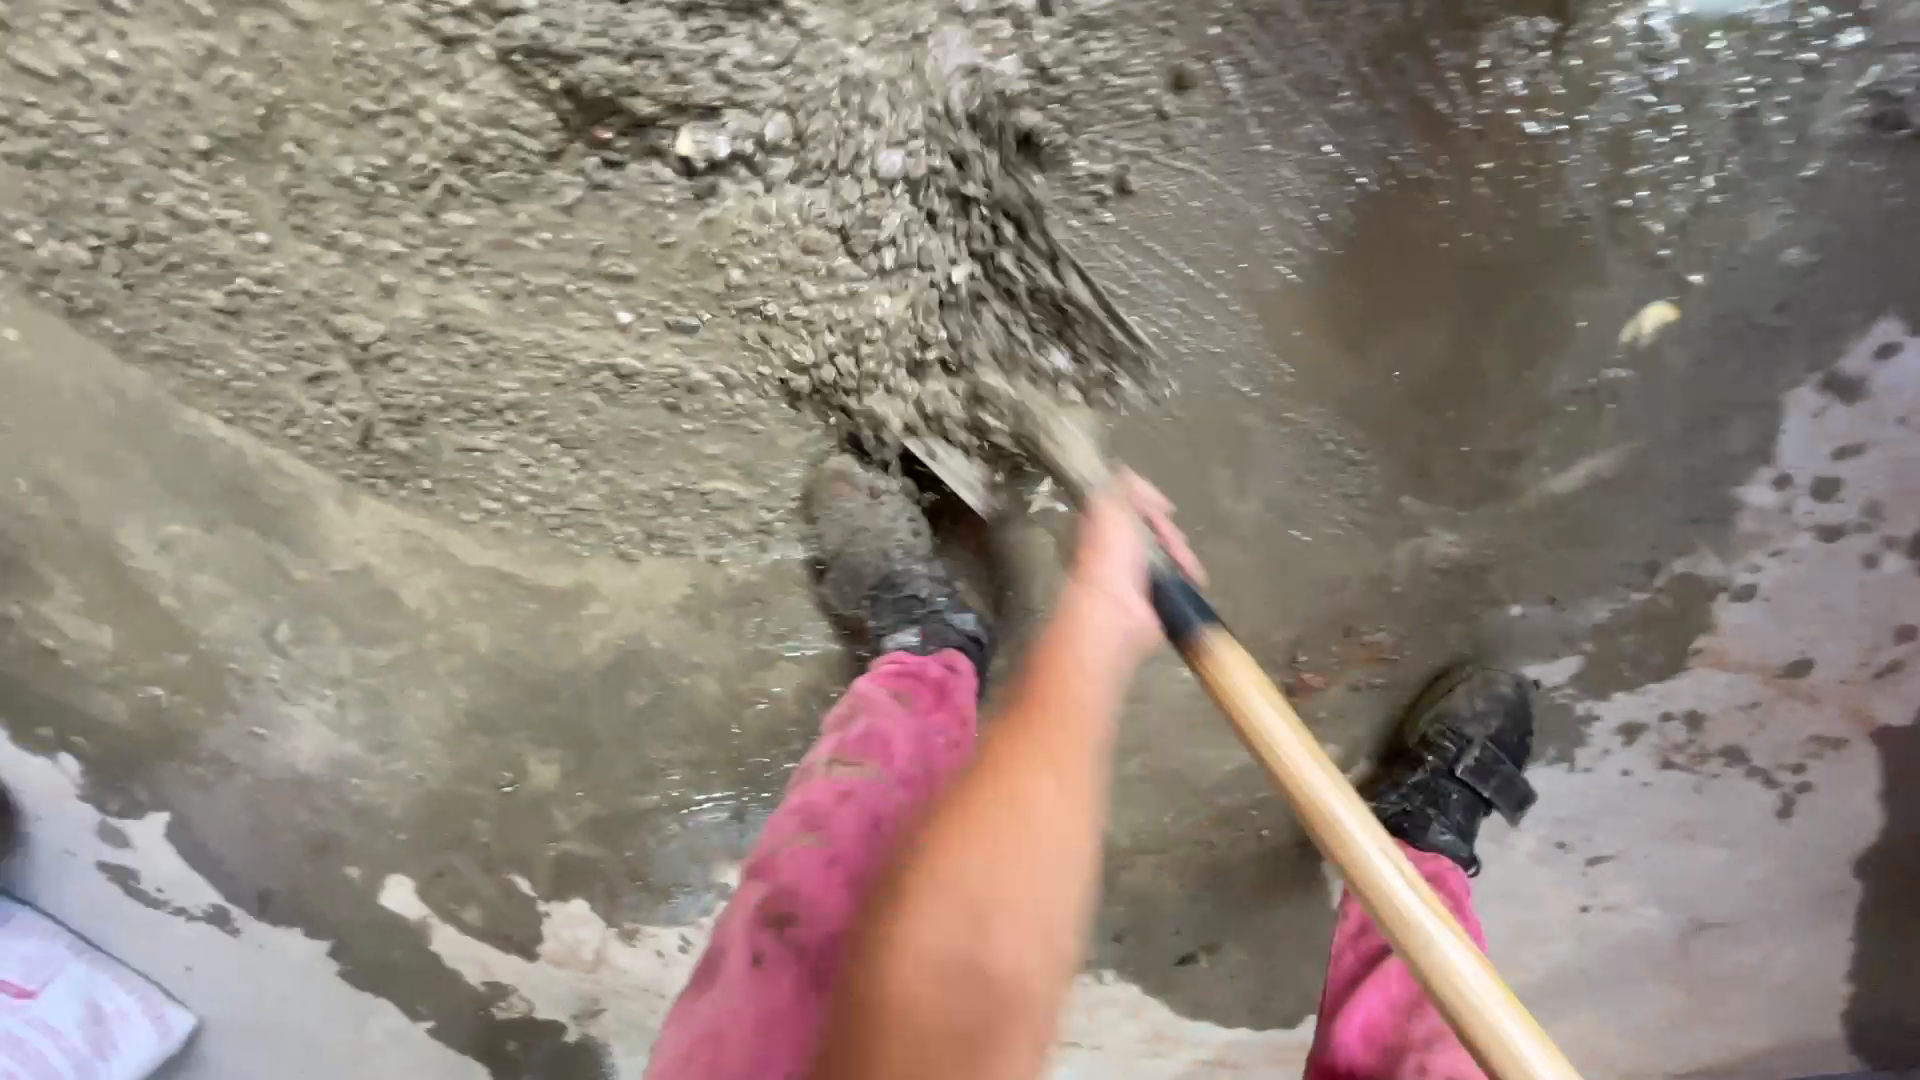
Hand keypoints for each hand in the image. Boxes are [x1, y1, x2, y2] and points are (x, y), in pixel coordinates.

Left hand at [1060, 470, 1205, 666]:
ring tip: (1186, 563)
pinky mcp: (1152, 594)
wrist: (1116, 612)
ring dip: (1182, 554)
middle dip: (1170, 530)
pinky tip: (1192, 577)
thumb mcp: (1109, 506)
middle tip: (1175, 540)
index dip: (1149, 501)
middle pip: (1153, 528)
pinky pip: (1175, 576)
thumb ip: (1118, 485)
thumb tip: (1126, 471)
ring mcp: (1133, 573)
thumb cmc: (1110, 556)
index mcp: (1099, 525)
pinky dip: (1187, 574)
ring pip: (1167, 552)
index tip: (1165, 507)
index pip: (1129, 504)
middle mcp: (1115, 548)